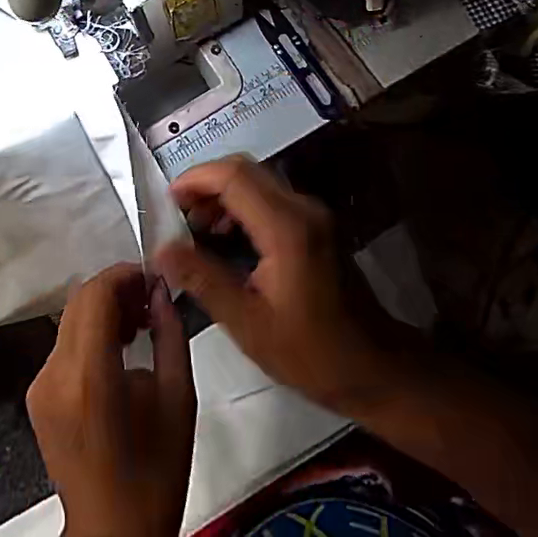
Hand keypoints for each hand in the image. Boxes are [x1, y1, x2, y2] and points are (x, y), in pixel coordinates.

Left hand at [27, 262, 194, 536]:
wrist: (113, 532)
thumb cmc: (154, 475)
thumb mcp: (178, 399)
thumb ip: (170, 335)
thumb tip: (160, 292)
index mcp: (89, 377)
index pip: (96, 295)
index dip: (124, 275)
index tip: (151, 278)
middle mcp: (54, 375)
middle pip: (79, 302)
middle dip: (116, 290)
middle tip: (149, 299)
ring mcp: (40, 386)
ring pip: (70, 320)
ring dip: (103, 310)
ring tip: (139, 325)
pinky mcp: (37, 396)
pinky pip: (64, 345)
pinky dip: (90, 335)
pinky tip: (118, 350)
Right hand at [156, 158, 405, 416]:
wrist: (376, 368)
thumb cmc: (311, 352)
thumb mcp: (248, 323)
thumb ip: (202, 280)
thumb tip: (161, 250)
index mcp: (286, 227)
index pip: (232, 176)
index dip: (194, 180)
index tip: (167, 203)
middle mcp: (302, 208)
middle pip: (244, 169)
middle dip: (205, 184)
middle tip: (178, 215)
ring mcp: (312, 213)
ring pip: (256, 179)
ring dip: (222, 194)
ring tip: (196, 229)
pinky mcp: (316, 224)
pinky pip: (269, 196)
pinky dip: (240, 204)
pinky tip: (225, 237)